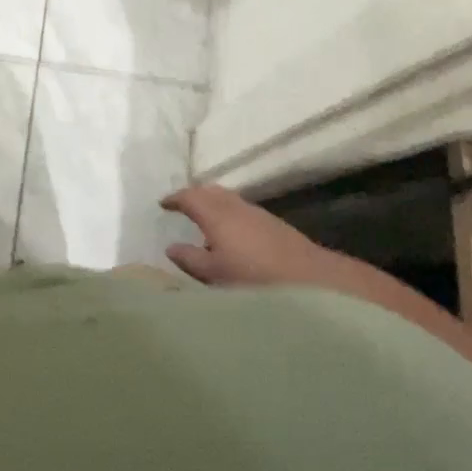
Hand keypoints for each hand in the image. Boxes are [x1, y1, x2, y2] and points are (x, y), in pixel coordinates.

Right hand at [161, 184, 339, 286]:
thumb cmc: (254, 277)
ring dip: (212, 204)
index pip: (190, 196)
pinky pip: (240, 209)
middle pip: (210, 191)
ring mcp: (255, 212)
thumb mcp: (214, 273)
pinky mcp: (271, 223)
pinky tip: (230, 235)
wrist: (309, 278)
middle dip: (194, 196)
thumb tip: (170, 247)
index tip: (162, 204)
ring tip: (202, 221)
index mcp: (216, 214)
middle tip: (181, 206)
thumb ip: (190, 258)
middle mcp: (235, 206)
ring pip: (227, 199)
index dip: (174, 198)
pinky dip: (227, 214)